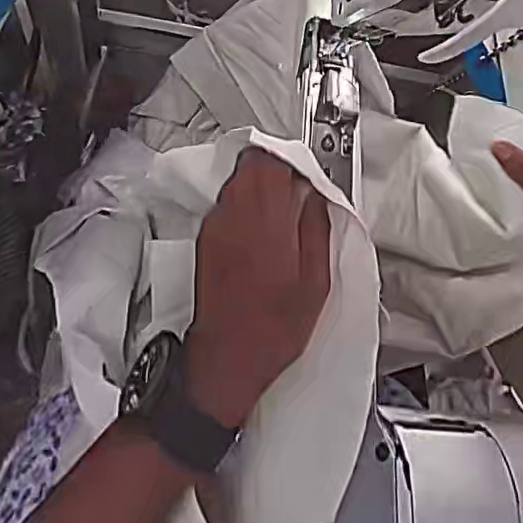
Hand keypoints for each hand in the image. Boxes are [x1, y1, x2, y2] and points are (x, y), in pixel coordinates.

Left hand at [184, 149, 332, 428]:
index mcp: (266, 218)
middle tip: (298, 187)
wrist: (225, 362)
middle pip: (252, 163)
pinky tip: (263, 229)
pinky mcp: (205, 238)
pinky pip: (228, 202)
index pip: (273, 160)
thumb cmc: (274, 327)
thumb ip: (317, 228)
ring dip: (261, 184)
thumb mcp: (316, 281)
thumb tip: (316, 196)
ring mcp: (215, 224)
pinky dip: (246, 203)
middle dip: (277, 166)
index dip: (293, 159)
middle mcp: (235, 213)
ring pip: (238, 179)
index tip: (308, 173)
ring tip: (283, 209)